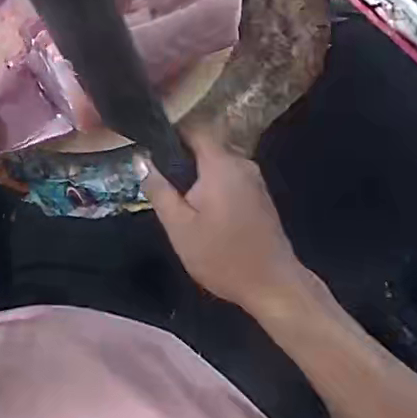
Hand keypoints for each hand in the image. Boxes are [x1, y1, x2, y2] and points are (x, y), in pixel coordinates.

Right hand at [139, 124, 310, 314]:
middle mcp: (241, 164)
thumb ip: (158, 189)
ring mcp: (254, 180)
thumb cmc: (223, 256)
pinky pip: (229, 176)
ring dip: (196, 173)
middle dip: (181, 156)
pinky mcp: (260, 196)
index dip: (170, 131)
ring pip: (217, 162)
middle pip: (205, 145)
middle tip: (158, 178)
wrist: (275, 289)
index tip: (149, 145)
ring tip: (176, 196)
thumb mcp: (179, 226)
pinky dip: (212, 183)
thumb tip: (141, 159)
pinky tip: (200, 208)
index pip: (194, 128)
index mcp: (221, 165)